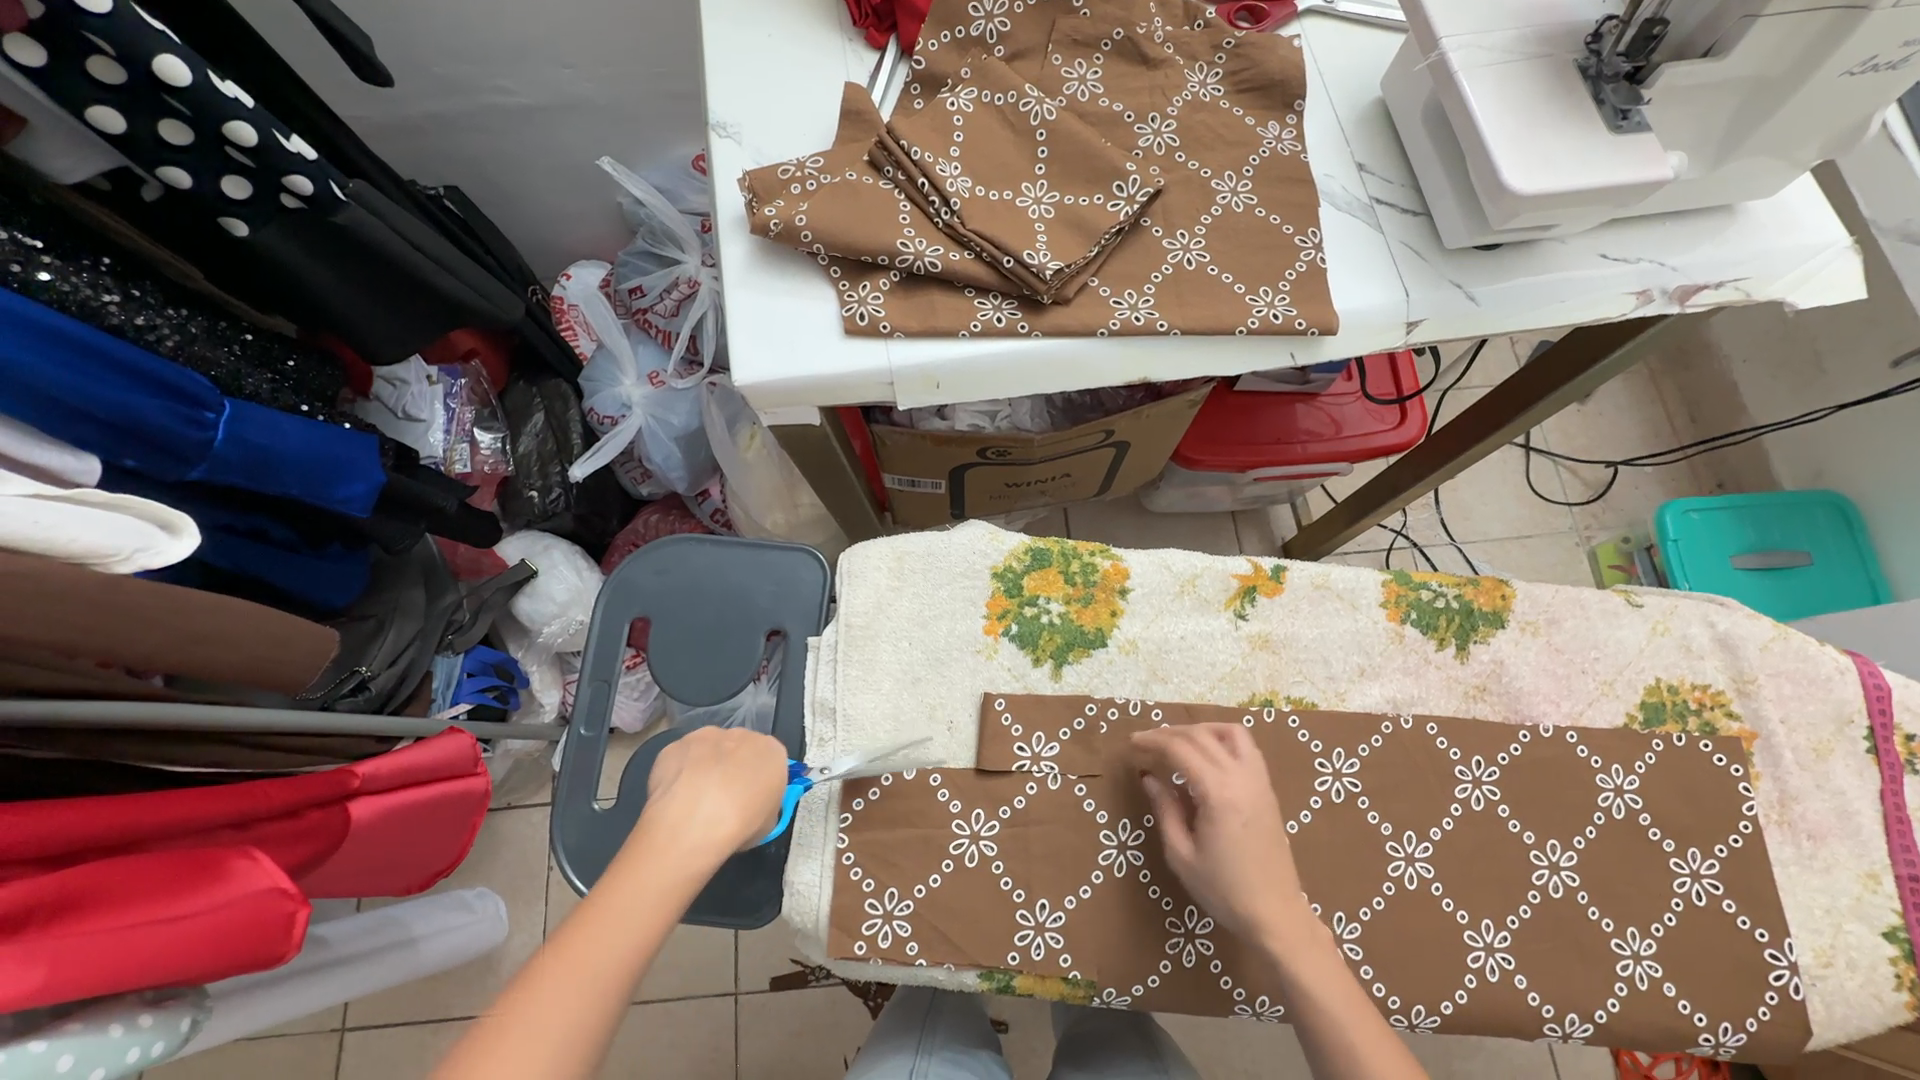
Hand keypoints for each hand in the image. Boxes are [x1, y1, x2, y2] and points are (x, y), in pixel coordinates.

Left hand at [638, 727, 789, 860]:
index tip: (749, 800)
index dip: (758, 781)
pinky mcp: (674, 745)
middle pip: (739, 749)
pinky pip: (680, 758)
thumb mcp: (768, 824)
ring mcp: (705, 736)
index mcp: (771, 751)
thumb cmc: (741, 824)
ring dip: (705, 767)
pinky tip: (674, 797)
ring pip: (708, 749)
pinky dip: (678, 772)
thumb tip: (750, 806)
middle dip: (732, 769)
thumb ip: (763, 804)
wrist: (694, 821)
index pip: (769, 760)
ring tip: (693, 801)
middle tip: (721, 800)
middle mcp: (741, 735)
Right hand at [1131, 723, 1310, 944]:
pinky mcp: (1268, 790)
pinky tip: (1207, 757)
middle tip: (1146, 742)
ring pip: (1231, 733)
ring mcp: (1260, 781)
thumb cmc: (1223, 890)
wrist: (1275, 913)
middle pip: (1202, 736)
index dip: (1153, 741)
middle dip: (1170, 733)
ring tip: (1178, 742)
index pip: (1181, 749)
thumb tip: (1150, 778)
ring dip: (1201, 730)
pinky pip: (1247, 748)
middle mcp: (1242, 778)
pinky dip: (1223, 740)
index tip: (1132, 743)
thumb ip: (1164, 810)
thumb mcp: (1181, 855)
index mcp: (1219, 793)